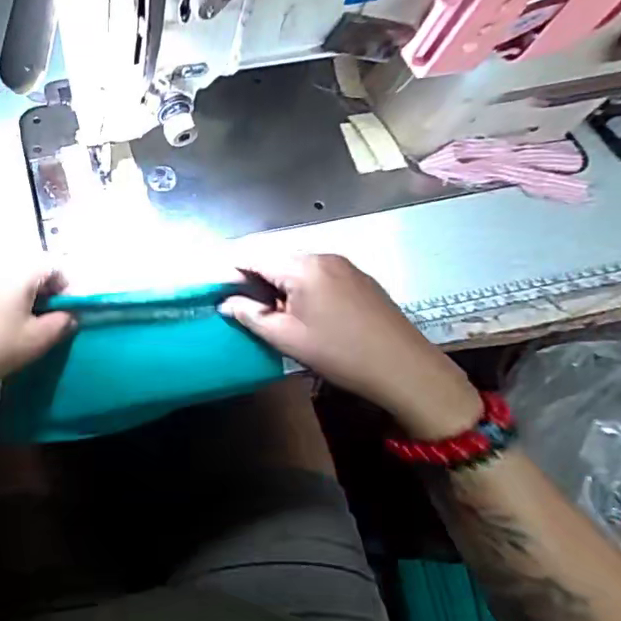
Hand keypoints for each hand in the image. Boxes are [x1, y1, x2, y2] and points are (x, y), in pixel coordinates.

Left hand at [0, 256, 74, 419]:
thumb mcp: (37, 340)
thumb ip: (63, 322)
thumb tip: (70, 315)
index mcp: (18, 264)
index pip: (56, 266)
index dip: (67, 290)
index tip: (65, 315)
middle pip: (31, 265)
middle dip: (44, 289)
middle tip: (44, 320)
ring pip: (9, 271)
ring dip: (21, 290)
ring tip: (18, 321)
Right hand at [220, 254, 479, 439]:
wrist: (403, 366)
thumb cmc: (339, 353)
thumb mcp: (287, 338)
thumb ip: (252, 315)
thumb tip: (227, 302)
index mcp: (303, 266)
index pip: (254, 254)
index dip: (231, 268)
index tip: (217, 287)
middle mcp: (324, 256)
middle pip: (277, 256)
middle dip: (255, 275)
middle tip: (242, 303)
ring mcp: (345, 264)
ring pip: (299, 265)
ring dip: (279, 281)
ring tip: (272, 311)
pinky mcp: (359, 277)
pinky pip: (320, 272)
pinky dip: (302, 285)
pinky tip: (303, 311)